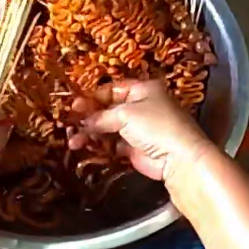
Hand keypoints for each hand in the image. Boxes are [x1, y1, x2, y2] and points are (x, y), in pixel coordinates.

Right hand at [71, 81, 219, 183]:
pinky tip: (84, 147)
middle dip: (88, 116)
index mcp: (143, 89)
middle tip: (70, 122)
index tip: (74, 105)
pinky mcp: (135, 148)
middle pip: (108, 109)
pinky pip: (112, 144)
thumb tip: (83, 121)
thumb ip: (101, 116)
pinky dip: (98, 145)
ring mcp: (138, 128)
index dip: (92, 97)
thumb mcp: (126, 114)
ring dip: (90, 133)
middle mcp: (141, 106)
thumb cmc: (156, 126)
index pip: (112, 89)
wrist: (178, 159)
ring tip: (73, 140)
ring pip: (108, 128)